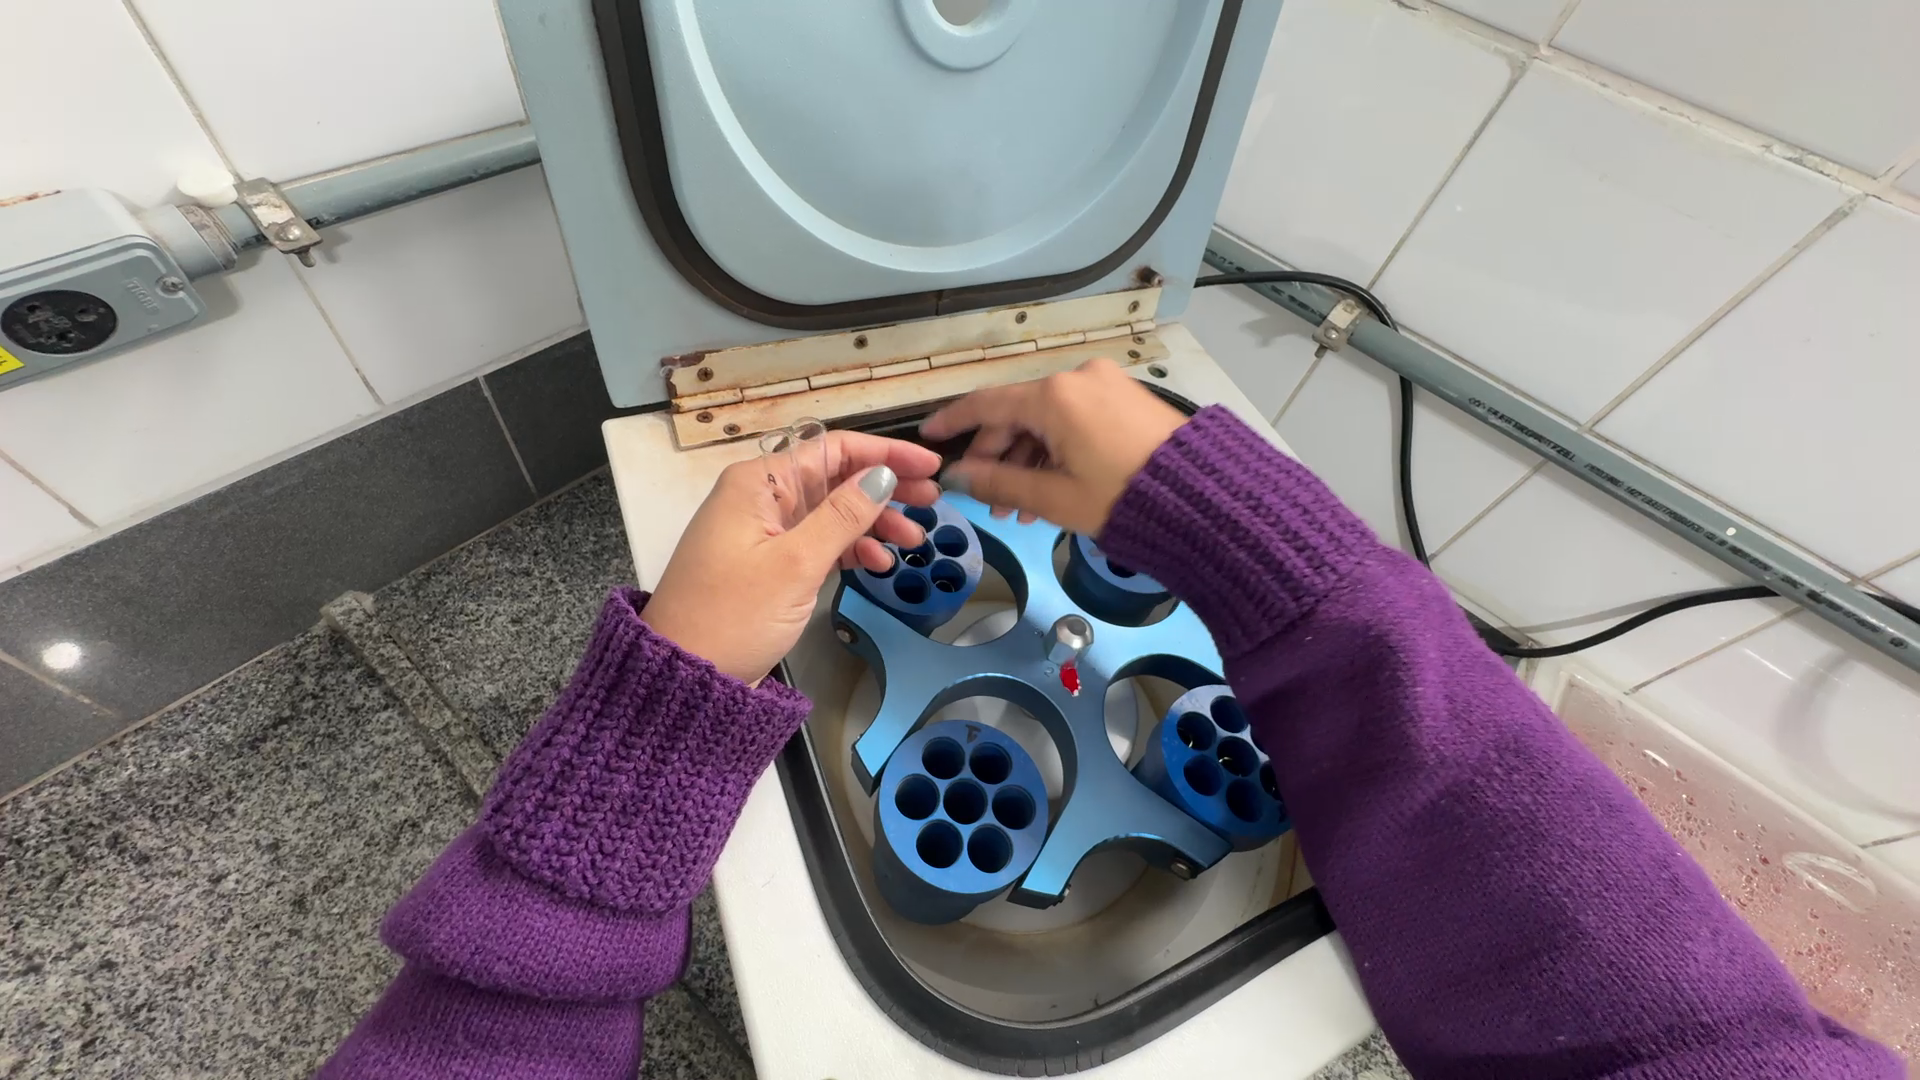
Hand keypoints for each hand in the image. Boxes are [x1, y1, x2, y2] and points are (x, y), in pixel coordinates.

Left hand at [640, 431, 941, 682]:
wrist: (686, 677)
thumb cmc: (735, 614)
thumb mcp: (796, 563)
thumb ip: (843, 515)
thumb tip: (883, 474)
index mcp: (761, 483)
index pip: (833, 449)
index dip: (886, 453)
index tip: (930, 464)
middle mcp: (763, 497)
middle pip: (837, 478)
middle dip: (886, 488)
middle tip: (932, 502)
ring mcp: (768, 531)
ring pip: (834, 512)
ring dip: (874, 522)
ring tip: (913, 540)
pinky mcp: (773, 563)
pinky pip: (821, 542)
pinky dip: (851, 549)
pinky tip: (879, 562)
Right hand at [919, 358, 1186, 534]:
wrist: (1202, 497)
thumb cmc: (1121, 497)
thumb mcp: (1052, 497)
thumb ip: (997, 484)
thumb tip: (956, 477)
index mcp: (1054, 395)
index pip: (987, 404)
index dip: (953, 422)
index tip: (930, 435)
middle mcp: (1078, 378)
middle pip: (1018, 414)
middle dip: (998, 458)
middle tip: (988, 501)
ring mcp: (1106, 385)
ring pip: (1047, 421)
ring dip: (1028, 461)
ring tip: (1021, 510)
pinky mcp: (1126, 399)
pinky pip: (1075, 421)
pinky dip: (1056, 451)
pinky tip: (1051, 489)